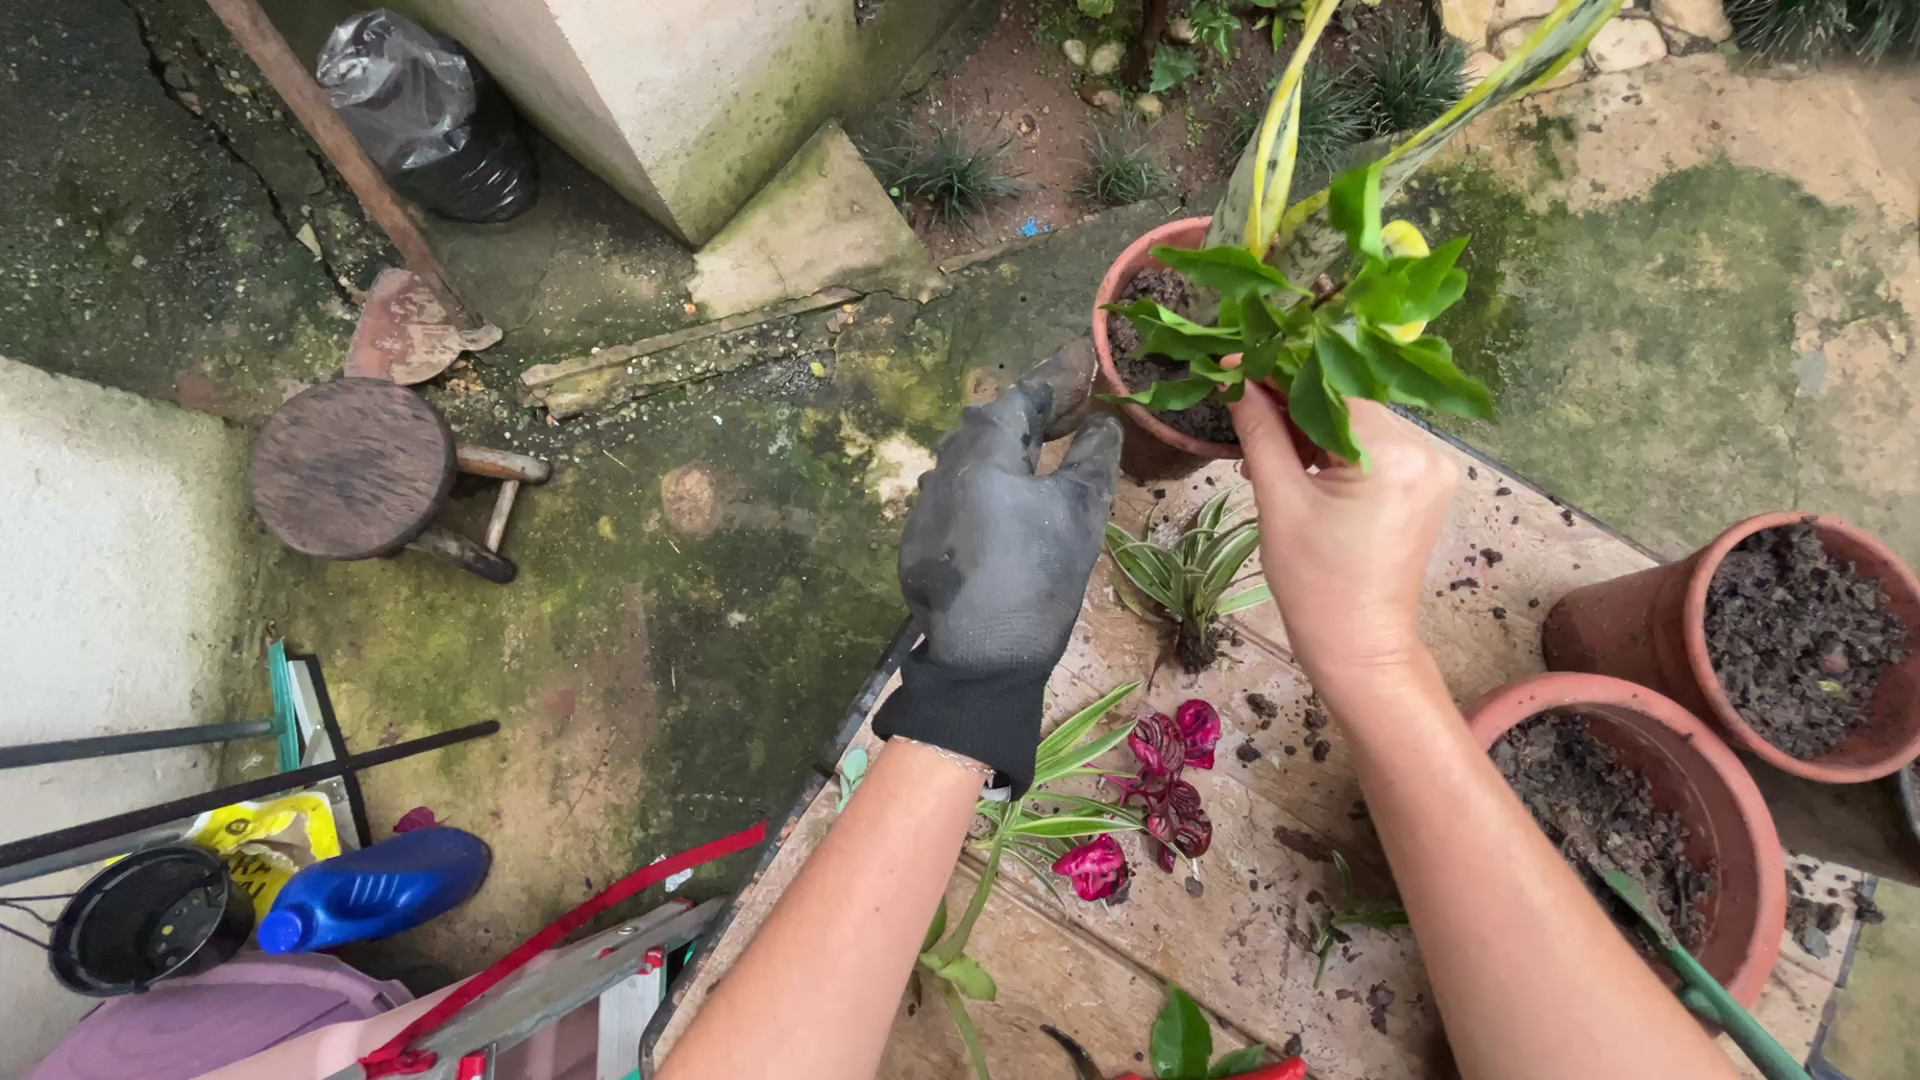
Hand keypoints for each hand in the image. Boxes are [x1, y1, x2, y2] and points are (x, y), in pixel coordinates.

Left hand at [874, 347, 1121, 794]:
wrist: (981, 657)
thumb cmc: (1037, 577)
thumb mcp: (1078, 514)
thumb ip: (1092, 458)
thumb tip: (1104, 423)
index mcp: (982, 453)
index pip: (1021, 396)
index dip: (1057, 375)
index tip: (1084, 357)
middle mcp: (944, 468)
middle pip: (990, 421)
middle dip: (1035, 408)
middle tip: (1074, 405)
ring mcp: (925, 503)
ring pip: (968, 454)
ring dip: (1008, 442)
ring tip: (1044, 441)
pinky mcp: (920, 537)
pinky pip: (956, 488)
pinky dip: (986, 477)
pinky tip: (1006, 494)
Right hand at [1227, 381, 1455, 690]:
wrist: (1357, 642)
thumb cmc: (1312, 581)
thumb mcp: (1278, 502)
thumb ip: (1260, 433)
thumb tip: (1237, 383)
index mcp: (1394, 455)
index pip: (1330, 390)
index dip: (1277, 372)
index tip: (1233, 362)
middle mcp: (1427, 451)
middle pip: (1347, 401)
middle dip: (1290, 397)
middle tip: (1239, 402)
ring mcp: (1431, 468)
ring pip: (1357, 422)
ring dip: (1308, 423)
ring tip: (1260, 439)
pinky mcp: (1423, 484)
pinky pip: (1370, 446)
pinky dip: (1330, 446)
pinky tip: (1294, 456)